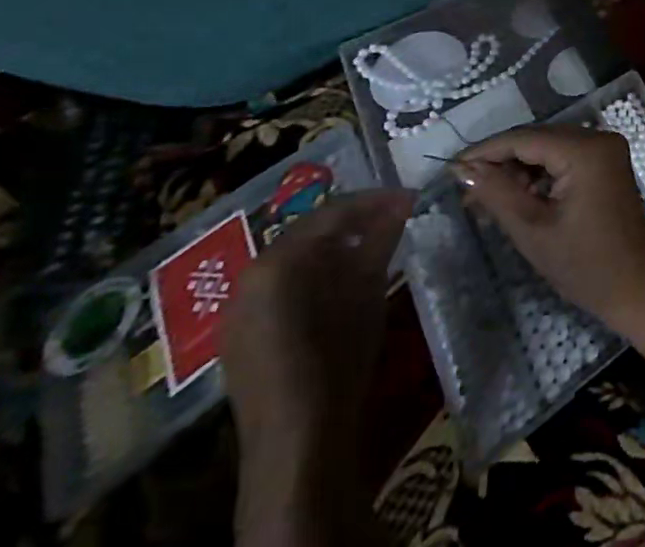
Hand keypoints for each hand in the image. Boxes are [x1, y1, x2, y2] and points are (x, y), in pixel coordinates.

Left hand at [222, 189, 410, 546]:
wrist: (296, 446)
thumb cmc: (338, 361)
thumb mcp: (366, 295)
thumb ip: (379, 242)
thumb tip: (399, 205)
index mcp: (277, 260)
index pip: (331, 213)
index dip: (373, 202)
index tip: (408, 198)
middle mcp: (248, 275)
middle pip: (307, 233)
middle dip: (351, 224)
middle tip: (391, 220)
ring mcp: (237, 308)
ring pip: (292, 261)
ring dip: (331, 251)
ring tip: (370, 251)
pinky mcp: (237, 337)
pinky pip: (278, 290)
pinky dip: (310, 280)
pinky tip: (336, 291)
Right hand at [452, 125, 644, 332]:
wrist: (639, 288)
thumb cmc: (585, 264)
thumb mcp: (531, 229)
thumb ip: (495, 192)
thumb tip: (461, 168)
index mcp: (584, 150)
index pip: (522, 139)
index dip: (484, 152)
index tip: (451, 170)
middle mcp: (597, 138)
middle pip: (535, 140)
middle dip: (500, 164)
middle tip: (468, 192)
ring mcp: (605, 149)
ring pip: (546, 149)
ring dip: (517, 172)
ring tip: (487, 202)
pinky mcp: (605, 163)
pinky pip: (562, 159)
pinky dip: (538, 176)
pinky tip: (516, 200)